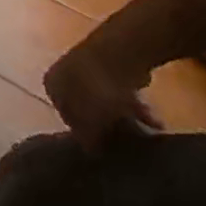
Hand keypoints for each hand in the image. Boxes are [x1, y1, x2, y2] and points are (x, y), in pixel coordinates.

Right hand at [43, 41, 159, 151]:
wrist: (120, 54)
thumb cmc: (97, 89)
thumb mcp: (91, 121)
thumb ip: (88, 138)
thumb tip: (89, 152)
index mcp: (51, 84)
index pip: (67, 118)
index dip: (87, 135)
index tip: (108, 148)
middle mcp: (63, 74)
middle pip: (87, 109)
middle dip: (109, 126)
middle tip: (128, 142)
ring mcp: (86, 67)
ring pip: (106, 101)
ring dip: (127, 118)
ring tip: (147, 132)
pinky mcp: (109, 64)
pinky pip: (121, 91)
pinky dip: (135, 105)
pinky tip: (153, 118)